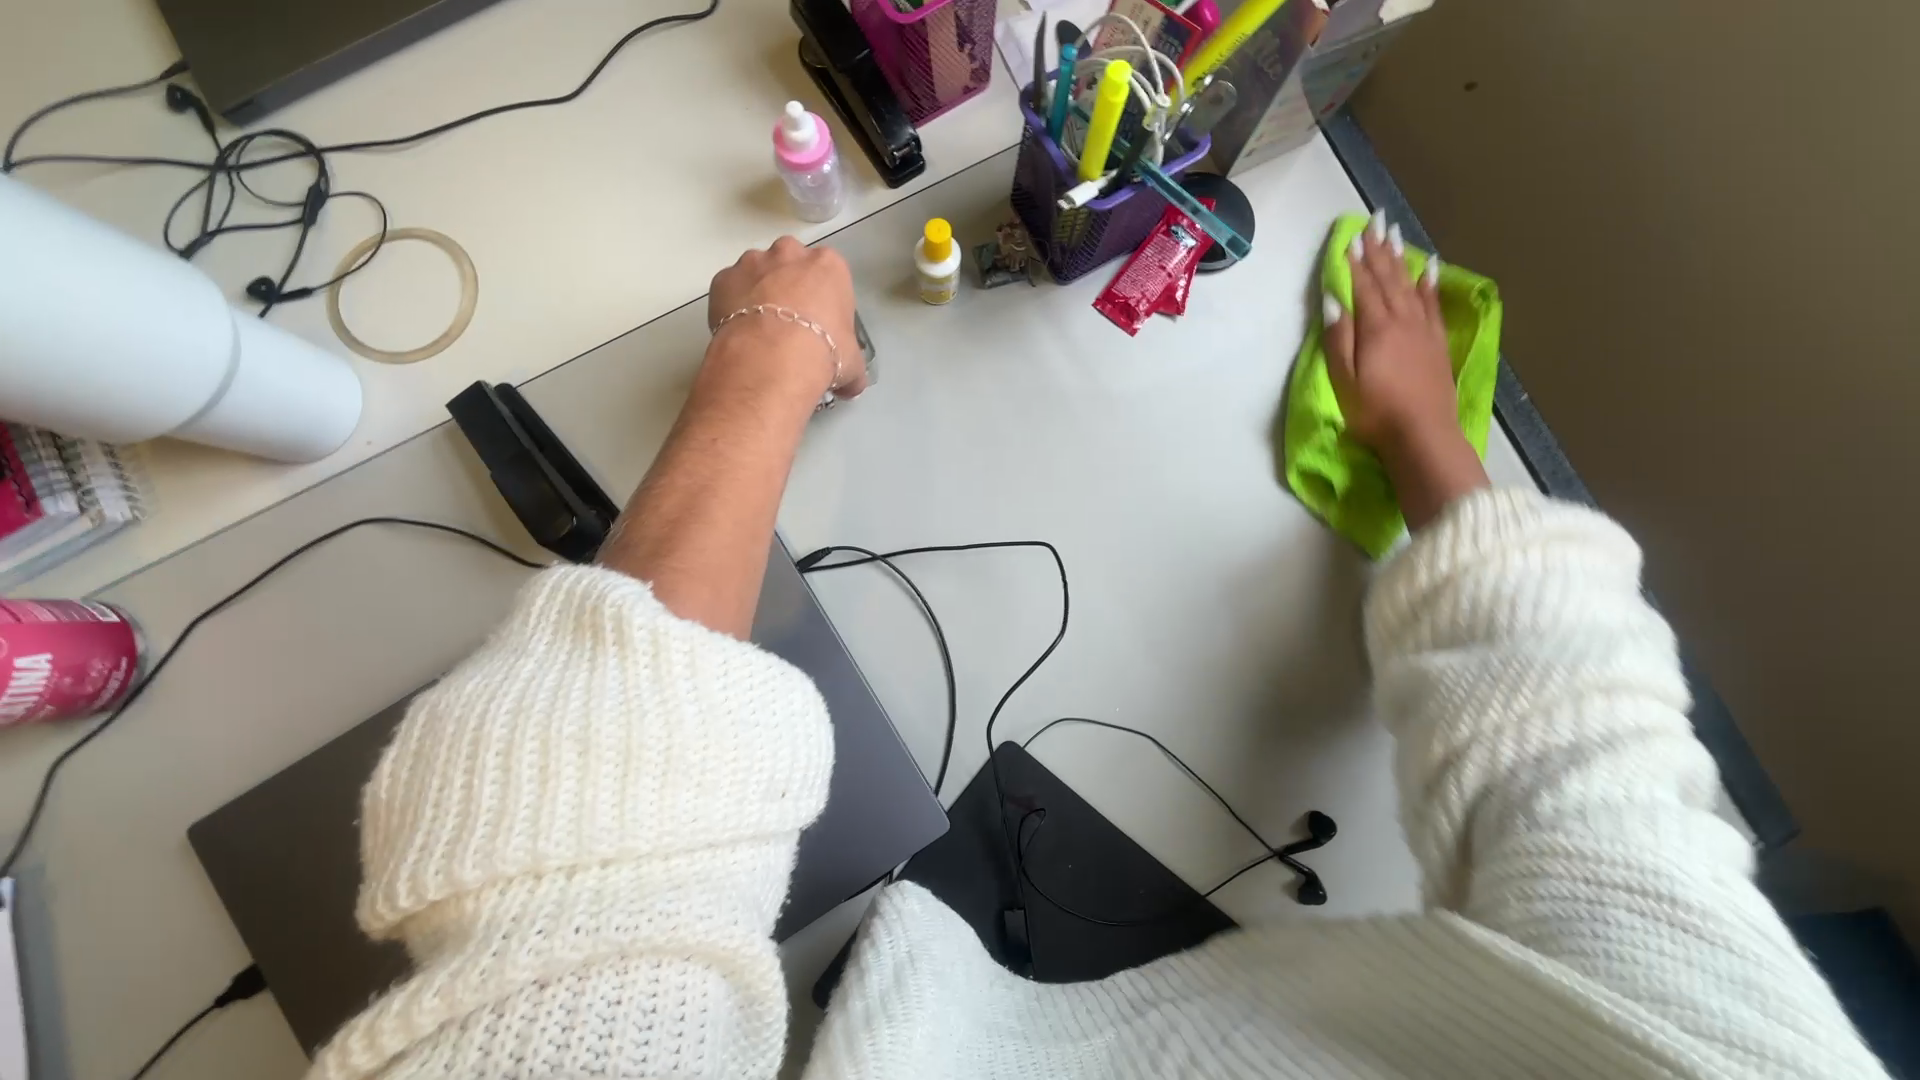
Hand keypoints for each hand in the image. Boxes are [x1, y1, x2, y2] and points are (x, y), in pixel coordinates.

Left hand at [707, 236, 867, 398]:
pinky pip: (730, 289)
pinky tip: (741, 333)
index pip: (829, 275)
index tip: (821, 323)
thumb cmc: (822, 351)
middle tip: (790, 323)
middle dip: (790, 286)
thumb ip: (854, 368)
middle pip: (791, 264)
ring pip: (757, 272)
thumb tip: (852, 384)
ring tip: (762, 332)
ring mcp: (752, 262)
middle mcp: (790, 254)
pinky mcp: (723, 279)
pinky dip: (732, 306)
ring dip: (760, 293)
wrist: (771, 359)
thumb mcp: (852, 363)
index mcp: (828, 265)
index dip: (824, 300)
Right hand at [1322, 212, 1452, 455]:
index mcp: (1375, 328)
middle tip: (1375, 221)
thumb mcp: (1344, 378)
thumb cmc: (1373, 411)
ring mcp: (1423, 330)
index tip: (1350, 237)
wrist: (1422, 435)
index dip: (1354, 261)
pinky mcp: (1436, 342)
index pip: (1362, 286)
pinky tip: (1427, 267)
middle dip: (1379, 249)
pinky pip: (1433, 304)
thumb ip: (1338, 337)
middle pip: (1387, 278)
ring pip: (1409, 285)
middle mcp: (1401, 320)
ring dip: (1400, 258)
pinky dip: (1428, 283)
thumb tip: (1334, 299)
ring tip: (1395, 234)